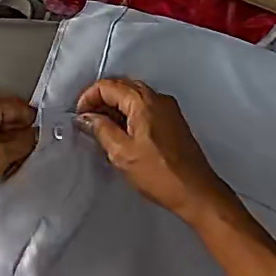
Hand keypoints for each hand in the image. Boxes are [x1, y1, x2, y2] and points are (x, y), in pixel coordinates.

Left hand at [0, 95, 38, 210]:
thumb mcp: (3, 152)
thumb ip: (28, 139)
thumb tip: (38, 135)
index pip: (20, 107)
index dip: (33, 124)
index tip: (41, 139)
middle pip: (12, 122)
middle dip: (21, 140)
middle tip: (25, 155)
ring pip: (3, 138)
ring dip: (11, 152)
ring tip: (9, 165)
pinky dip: (0, 159)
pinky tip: (0, 170)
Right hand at [75, 78, 232, 220]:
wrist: (194, 190)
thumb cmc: (163, 174)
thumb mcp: (122, 154)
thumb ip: (101, 130)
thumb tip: (88, 118)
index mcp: (144, 102)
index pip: (109, 85)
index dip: (89, 96)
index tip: (80, 113)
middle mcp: (158, 99)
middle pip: (122, 86)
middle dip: (101, 98)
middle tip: (87, 118)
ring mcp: (168, 108)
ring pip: (134, 95)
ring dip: (115, 106)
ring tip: (101, 127)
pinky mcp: (172, 120)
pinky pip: (146, 106)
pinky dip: (129, 112)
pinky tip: (122, 132)